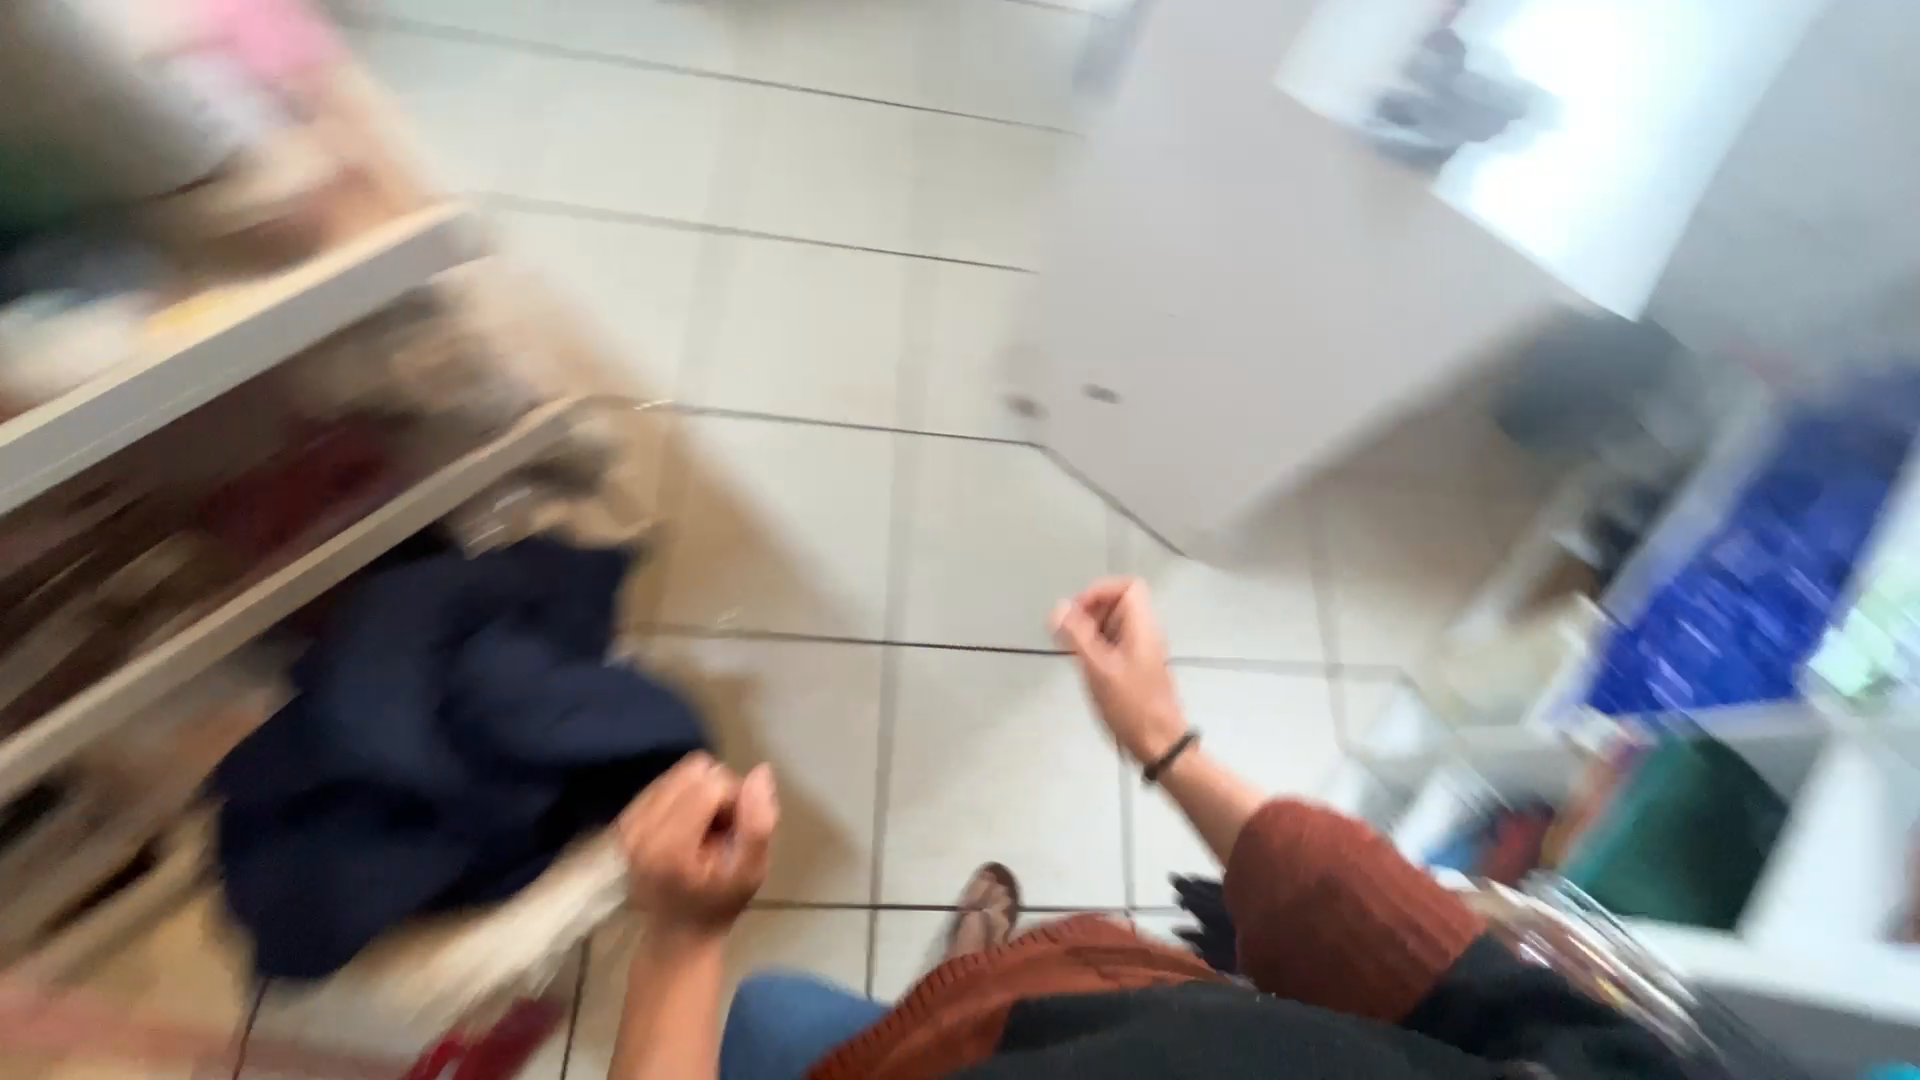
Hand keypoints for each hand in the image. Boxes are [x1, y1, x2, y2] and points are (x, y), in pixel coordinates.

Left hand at [617, 753, 778, 935]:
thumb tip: (761, 772)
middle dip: (718, 793)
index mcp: (669, 847)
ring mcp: (628, 822)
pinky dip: (685, 794)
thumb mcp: (753, 870)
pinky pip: (667, 780)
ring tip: (703, 829)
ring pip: (682, 772)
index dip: (735, 801)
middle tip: (720, 830)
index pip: (714, 784)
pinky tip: (688, 825)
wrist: (679, 931)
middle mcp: (640, 829)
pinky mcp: (625, 817)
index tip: (734, 833)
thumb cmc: (721, 902)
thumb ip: (759, 822)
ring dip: (702, 793)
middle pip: (696, 772)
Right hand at [1052, 577, 1186, 764]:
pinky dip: (1096, 646)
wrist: (1159, 744)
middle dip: (1090, 611)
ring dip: (1091, 630)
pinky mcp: (1136, 666)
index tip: (1077, 611)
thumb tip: (1059, 608)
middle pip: (1118, 602)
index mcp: (1142, 627)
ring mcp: (1142, 650)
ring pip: (1114, 623)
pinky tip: (1085, 665)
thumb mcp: (1098, 669)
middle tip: (1071, 633)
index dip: (1100, 591)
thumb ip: (1077, 636)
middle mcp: (1145, 633)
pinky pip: (1114, 642)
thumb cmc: (1131, 707)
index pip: (1128, 586)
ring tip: (1075, 650)